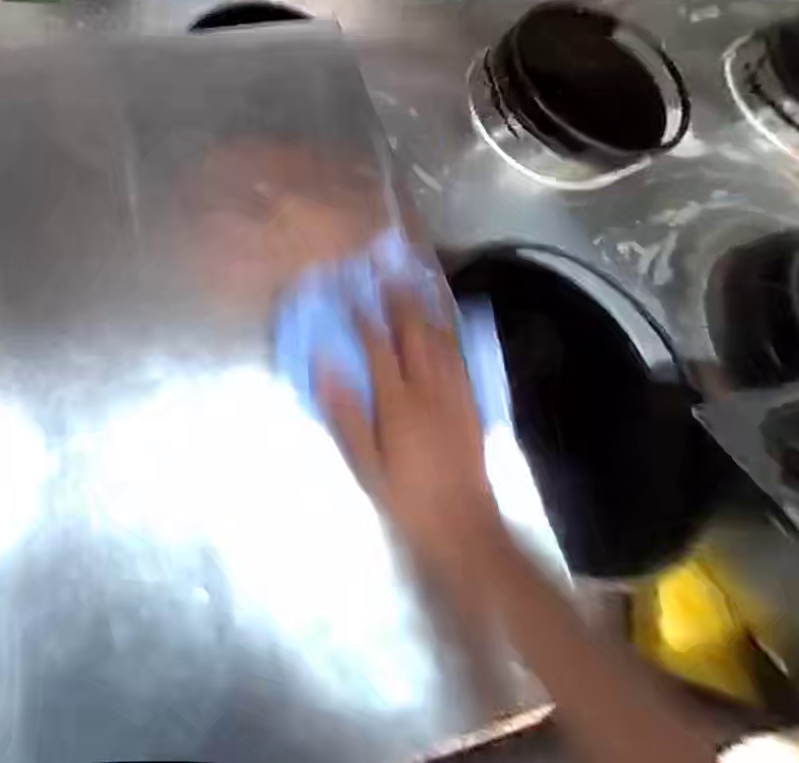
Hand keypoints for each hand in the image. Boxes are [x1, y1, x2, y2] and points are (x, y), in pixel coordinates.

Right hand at [319, 287, 506, 571]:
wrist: (463, 525)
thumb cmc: (405, 496)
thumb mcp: (365, 462)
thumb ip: (345, 412)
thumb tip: (326, 367)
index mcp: (399, 402)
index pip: (379, 348)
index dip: (366, 319)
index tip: (354, 296)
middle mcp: (430, 389)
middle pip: (415, 334)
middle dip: (401, 301)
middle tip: (389, 273)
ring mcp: (455, 395)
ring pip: (442, 341)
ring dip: (428, 309)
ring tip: (418, 283)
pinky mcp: (472, 404)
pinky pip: (461, 359)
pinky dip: (451, 333)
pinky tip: (447, 323)